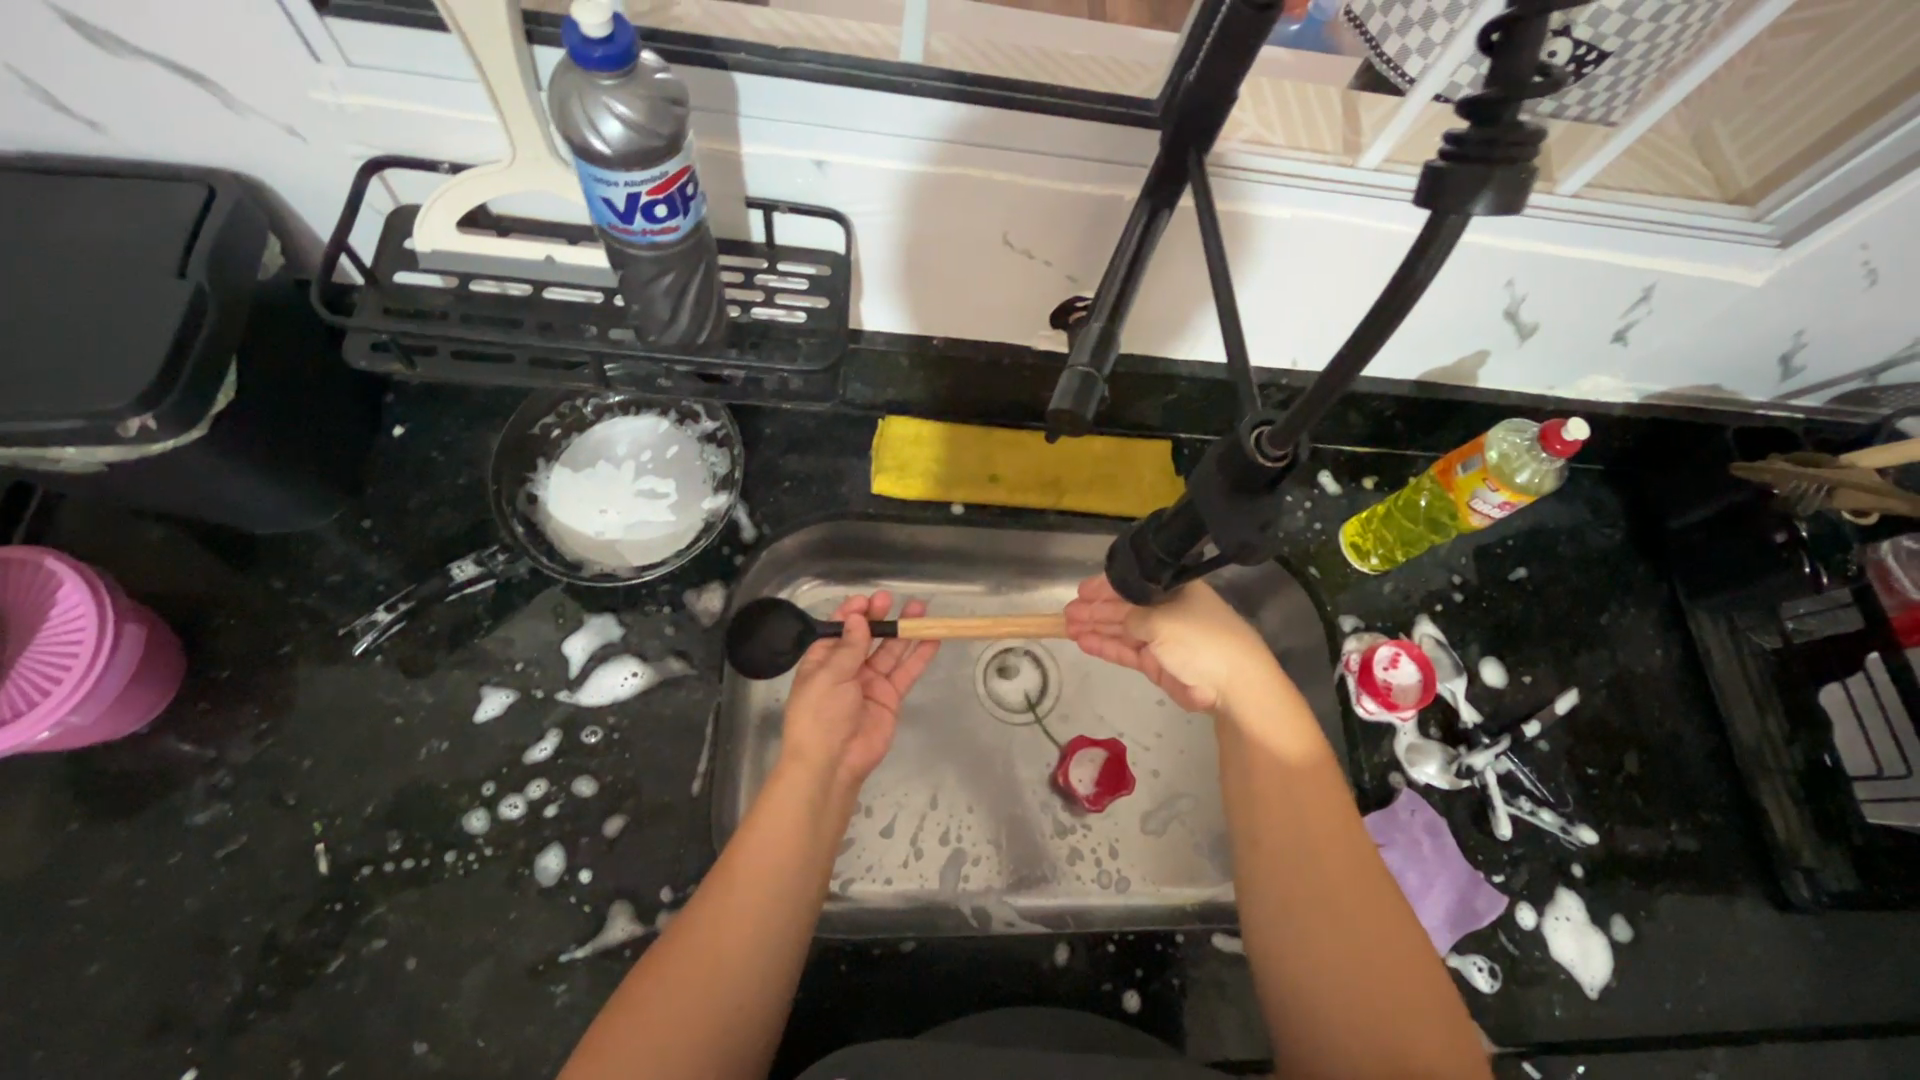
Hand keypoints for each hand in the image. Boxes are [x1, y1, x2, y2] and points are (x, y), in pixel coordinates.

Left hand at [779, 591, 939, 790]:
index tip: (868, 600)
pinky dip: (919, 656)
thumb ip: (849, 646)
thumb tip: (858, 618)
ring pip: (890, 651)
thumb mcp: (829, 675)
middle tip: (893, 599)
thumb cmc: (820, 714)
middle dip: (880, 617)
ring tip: (920, 609)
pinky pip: (906, 672)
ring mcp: (871, 683)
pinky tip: (932, 638)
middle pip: (867, 637)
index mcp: (823, 660)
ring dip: (904, 631)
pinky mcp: (890, 697)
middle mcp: (847, 668)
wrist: (832, 762)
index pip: (840, 630)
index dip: (854, 613)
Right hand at [1064, 575, 1282, 716]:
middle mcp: (1166, 610)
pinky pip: (1124, 650)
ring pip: (1121, 630)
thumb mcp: (1161, 620)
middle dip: (1095, 609)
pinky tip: (1084, 642)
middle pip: (1123, 607)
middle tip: (1066, 613)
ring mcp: (1160, 638)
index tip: (1081, 592)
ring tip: (1067, 627)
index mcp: (1174, 590)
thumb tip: (1111, 615)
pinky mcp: (1155, 663)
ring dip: (1095, 627)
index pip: (1133, 584)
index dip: (1105, 588)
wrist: (1232, 683)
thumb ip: (1129, 616)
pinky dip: (1104, 646)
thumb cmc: (1200, 639)